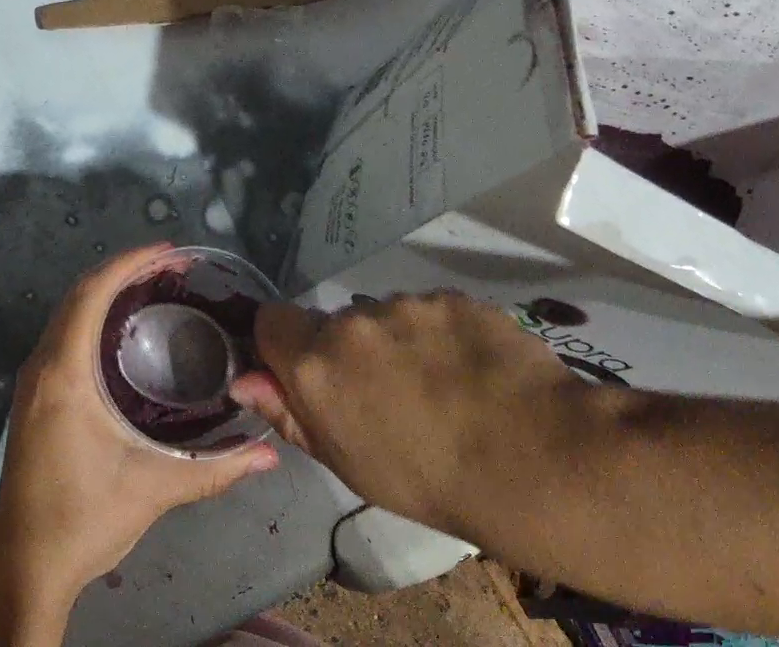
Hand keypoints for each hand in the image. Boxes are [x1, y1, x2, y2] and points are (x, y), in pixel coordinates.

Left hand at [0, 243, 279, 600]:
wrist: (26, 561)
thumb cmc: (84, 516)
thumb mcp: (154, 489)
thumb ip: (215, 468)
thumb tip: (270, 454)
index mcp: (64, 374)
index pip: (90, 296)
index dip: (127, 264)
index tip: (167, 252)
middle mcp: (42, 367)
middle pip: (77, 297)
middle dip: (121, 273)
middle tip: (170, 268)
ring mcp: (33, 382)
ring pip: (66, 316)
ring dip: (105, 294)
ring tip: (153, 289)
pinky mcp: (35, 397)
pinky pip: (63, 337)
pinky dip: (93, 319)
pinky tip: (125, 334)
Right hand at [229, 291, 585, 537]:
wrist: (534, 461)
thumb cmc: (428, 480)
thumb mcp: (344, 461)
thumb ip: (288, 412)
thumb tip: (244, 380)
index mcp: (315, 361)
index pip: (271, 320)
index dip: (282, 344)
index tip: (308, 374)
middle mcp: (352, 321)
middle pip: (334, 324)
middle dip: (350, 353)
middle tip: (389, 397)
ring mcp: (407, 305)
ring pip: (387, 317)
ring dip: (399, 343)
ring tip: (442, 387)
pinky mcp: (455, 298)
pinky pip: (433, 313)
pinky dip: (442, 336)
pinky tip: (473, 372)